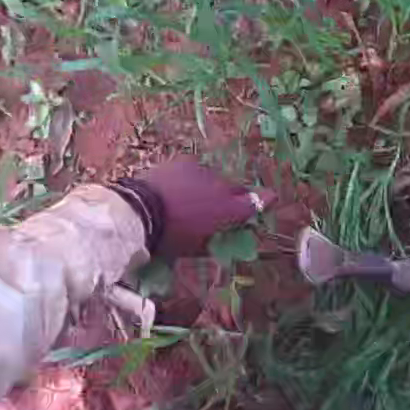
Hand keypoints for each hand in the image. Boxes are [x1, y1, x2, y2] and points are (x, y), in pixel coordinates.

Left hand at [135, 160, 263, 257]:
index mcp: (228, 210)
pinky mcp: (183, 162)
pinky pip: (194, 171)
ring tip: (195, 199)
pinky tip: (179, 189)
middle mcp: (221, 186)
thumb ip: (219, 239)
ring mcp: (202, 171)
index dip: (265, 201)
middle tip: (224, 207)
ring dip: (210, 187)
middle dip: (234, 196)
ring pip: (214, 178)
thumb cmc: (169, 238)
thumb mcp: (197, 246)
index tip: (272, 199)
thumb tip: (228, 236)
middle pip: (236, 188)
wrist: (138, 212)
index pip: (257, 202)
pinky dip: (192, 180)